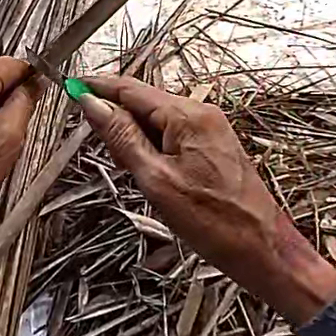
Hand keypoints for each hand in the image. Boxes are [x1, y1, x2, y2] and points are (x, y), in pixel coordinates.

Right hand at [73, 75, 335, 324]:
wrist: (266, 250)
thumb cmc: (212, 222)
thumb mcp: (155, 180)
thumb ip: (121, 137)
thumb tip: (92, 103)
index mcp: (187, 115)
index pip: (130, 88)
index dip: (98, 86)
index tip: (70, 85)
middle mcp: (201, 112)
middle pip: (144, 101)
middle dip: (115, 115)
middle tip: (95, 142)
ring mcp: (210, 127)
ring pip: (157, 118)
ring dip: (133, 133)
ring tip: (126, 166)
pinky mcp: (214, 143)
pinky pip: (172, 132)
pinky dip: (151, 143)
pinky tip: (146, 168)